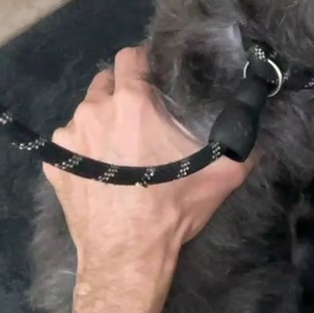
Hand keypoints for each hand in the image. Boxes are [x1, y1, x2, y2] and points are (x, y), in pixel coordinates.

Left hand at [44, 47, 248, 283]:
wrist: (128, 255)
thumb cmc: (173, 208)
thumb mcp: (221, 175)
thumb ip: (243, 146)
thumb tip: (259, 131)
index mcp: (133, 103)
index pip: (130, 57)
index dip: (145, 62)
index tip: (157, 77)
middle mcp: (95, 110)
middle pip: (106, 82)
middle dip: (124, 92)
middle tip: (143, 118)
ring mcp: (69, 137)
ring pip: (86, 112)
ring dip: (103, 121)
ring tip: (121, 149)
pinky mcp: (54, 163)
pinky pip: (70, 143)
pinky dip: (84, 150)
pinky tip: (101, 171)